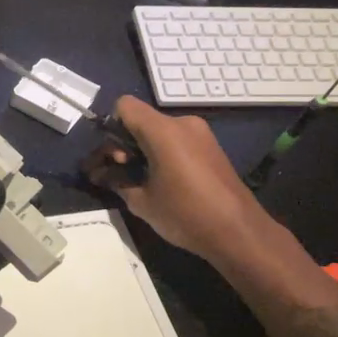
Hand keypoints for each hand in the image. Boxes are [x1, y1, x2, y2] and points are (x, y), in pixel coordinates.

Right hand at [84, 95, 278, 264]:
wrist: (235, 229)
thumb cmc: (184, 214)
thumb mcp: (140, 202)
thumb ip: (117, 181)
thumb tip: (102, 174)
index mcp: (163, 132)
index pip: (125, 107)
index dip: (111, 127)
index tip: (112, 157)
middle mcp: (182, 124)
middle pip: (141, 120)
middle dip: (124, 144)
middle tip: (118, 174)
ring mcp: (199, 133)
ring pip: (158, 132)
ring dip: (142, 151)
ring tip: (139, 181)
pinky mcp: (208, 146)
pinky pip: (175, 141)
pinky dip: (160, 155)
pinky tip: (161, 181)